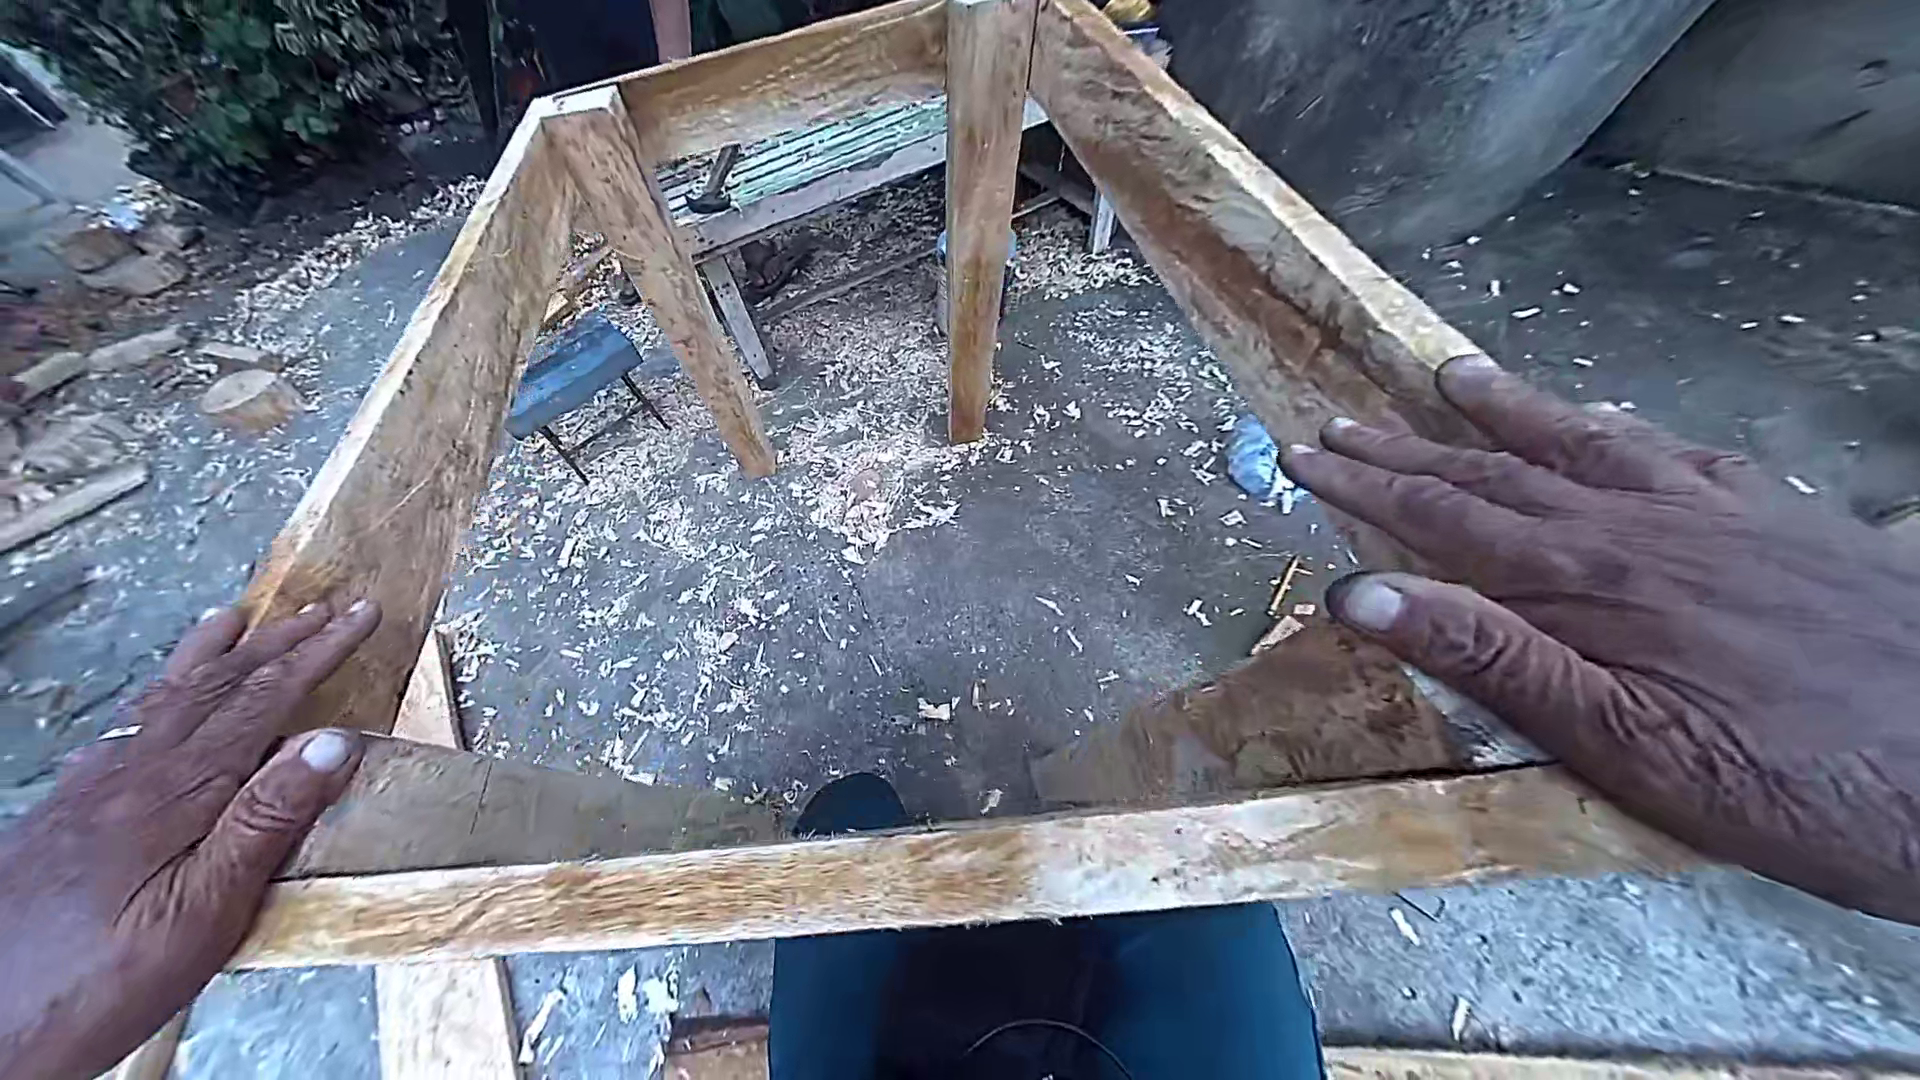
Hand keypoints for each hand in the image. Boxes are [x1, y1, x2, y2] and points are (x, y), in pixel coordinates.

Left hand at [0, 599, 380, 1079]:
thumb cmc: (106, 979)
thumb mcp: (205, 911)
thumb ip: (268, 819)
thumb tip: (336, 737)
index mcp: (175, 792)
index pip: (265, 698)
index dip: (319, 651)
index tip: (362, 615)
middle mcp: (131, 776)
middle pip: (217, 686)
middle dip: (278, 640)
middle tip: (324, 606)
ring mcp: (90, 793)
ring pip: (165, 700)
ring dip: (215, 654)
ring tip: (240, 617)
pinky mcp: (66, 814)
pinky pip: (127, 731)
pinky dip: (162, 694)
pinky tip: (168, 695)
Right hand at [1282, 355, 1919, 922]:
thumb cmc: (1796, 780)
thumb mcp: (1611, 741)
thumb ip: (1478, 655)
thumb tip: (1356, 594)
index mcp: (1573, 579)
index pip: (1432, 513)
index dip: (1358, 482)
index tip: (1303, 457)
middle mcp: (1625, 526)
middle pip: (1482, 471)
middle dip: (1396, 447)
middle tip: (1337, 422)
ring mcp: (1705, 514)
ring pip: (1574, 443)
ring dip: (1498, 410)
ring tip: (1449, 374)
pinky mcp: (1778, 521)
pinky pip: (1675, 454)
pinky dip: (1616, 429)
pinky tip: (1598, 417)